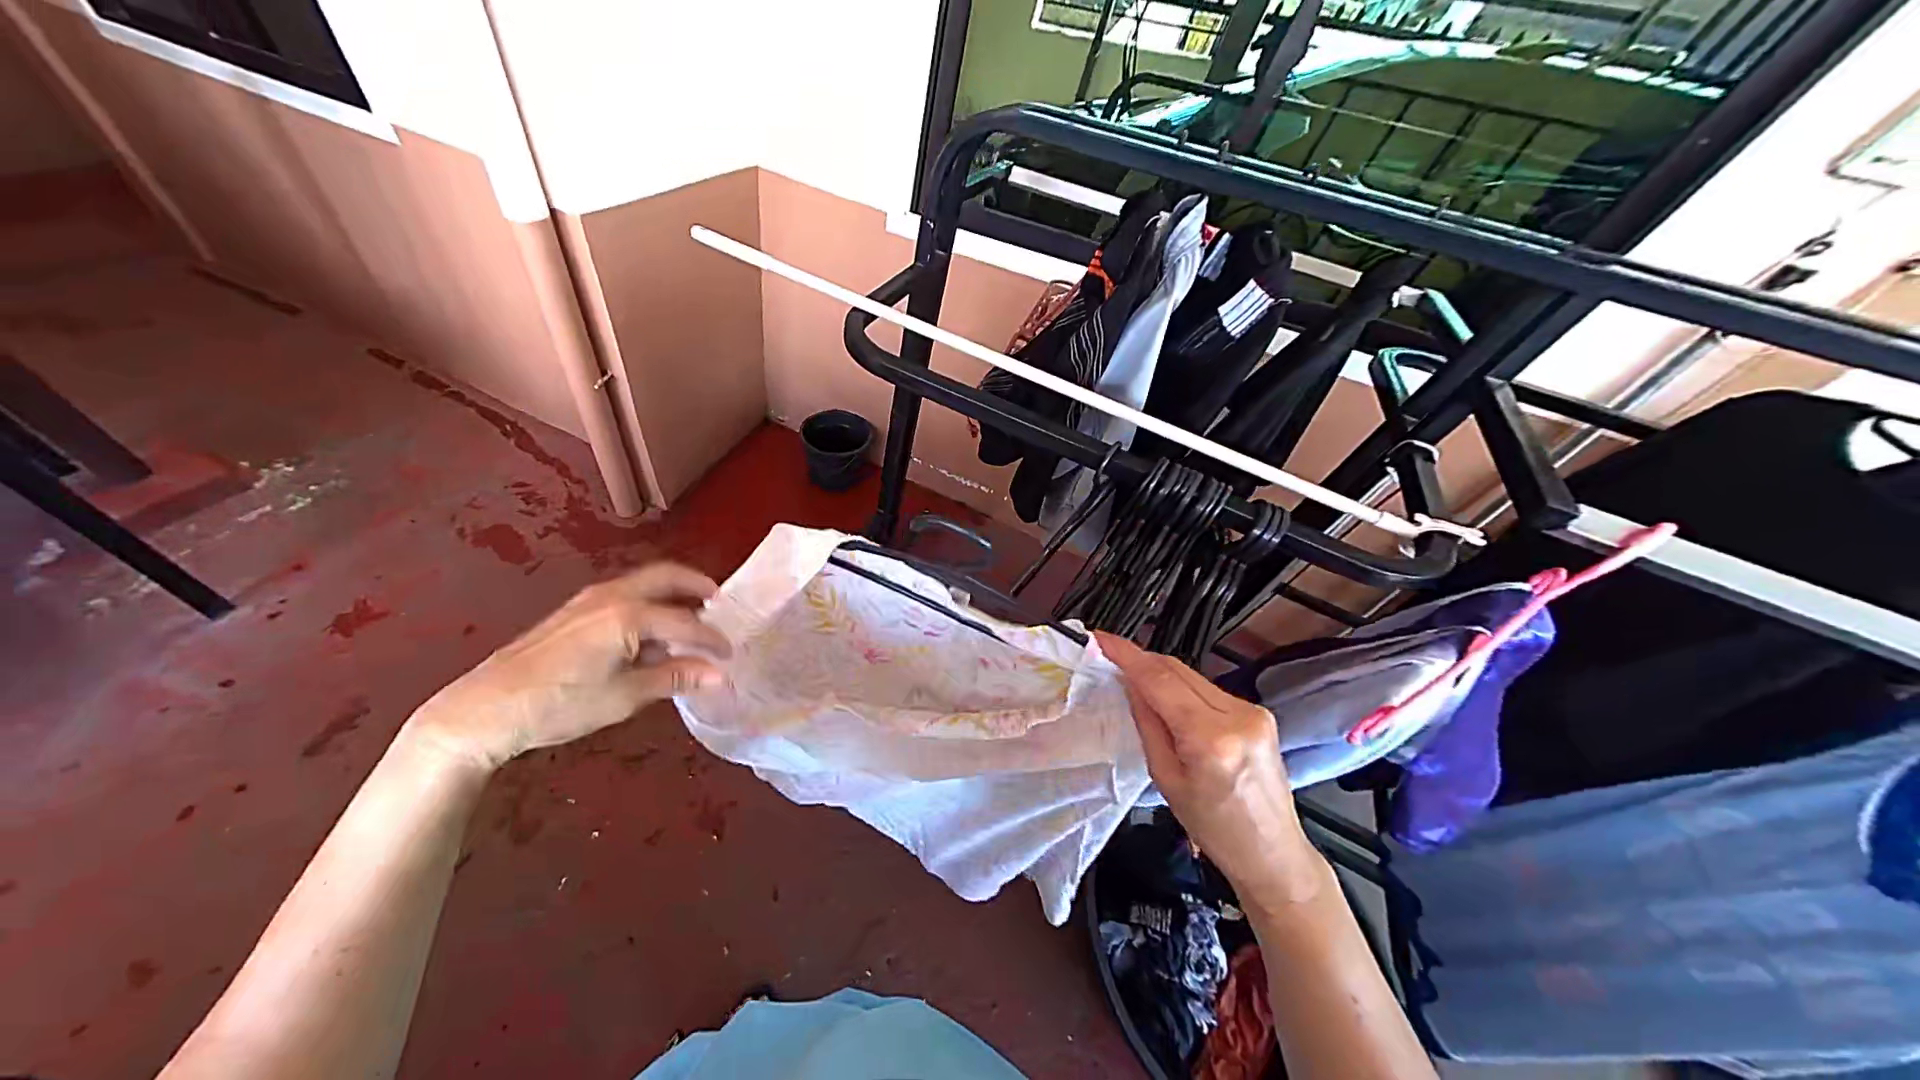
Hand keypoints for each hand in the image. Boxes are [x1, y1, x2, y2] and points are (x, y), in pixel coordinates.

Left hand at [411, 564, 730, 769]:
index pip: (685, 622)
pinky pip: (625, 594)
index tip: (730, 655)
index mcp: (628, 614)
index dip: (712, 639)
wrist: (486, 709)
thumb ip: (674, 677)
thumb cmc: (561, 704)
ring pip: (643, 583)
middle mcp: (612, 595)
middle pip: (666, 576)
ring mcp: (589, 600)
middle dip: (696, 586)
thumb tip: (718, 674)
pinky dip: (649, 603)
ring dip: (671, 594)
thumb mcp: (625, 696)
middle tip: (720, 603)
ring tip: (689, 620)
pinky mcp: (574, 612)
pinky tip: (649, 634)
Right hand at [1096, 632, 1325, 907]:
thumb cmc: (1214, 828)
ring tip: (1135, 682)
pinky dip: (1183, 689)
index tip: (1101, 639)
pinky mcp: (1259, 713)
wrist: (1272, 852)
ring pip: (1193, 676)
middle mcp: (1237, 716)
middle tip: (1109, 657)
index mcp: (1210, 739)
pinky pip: (1209, 689)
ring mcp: (1253, 711)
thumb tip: (1130, 683)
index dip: (1127, 655)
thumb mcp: (1166, 778)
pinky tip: (1169, 701)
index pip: (1160, 680)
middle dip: (1142, 660)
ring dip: (1161, 674)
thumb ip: (1147, 723)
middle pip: (1178, 670)